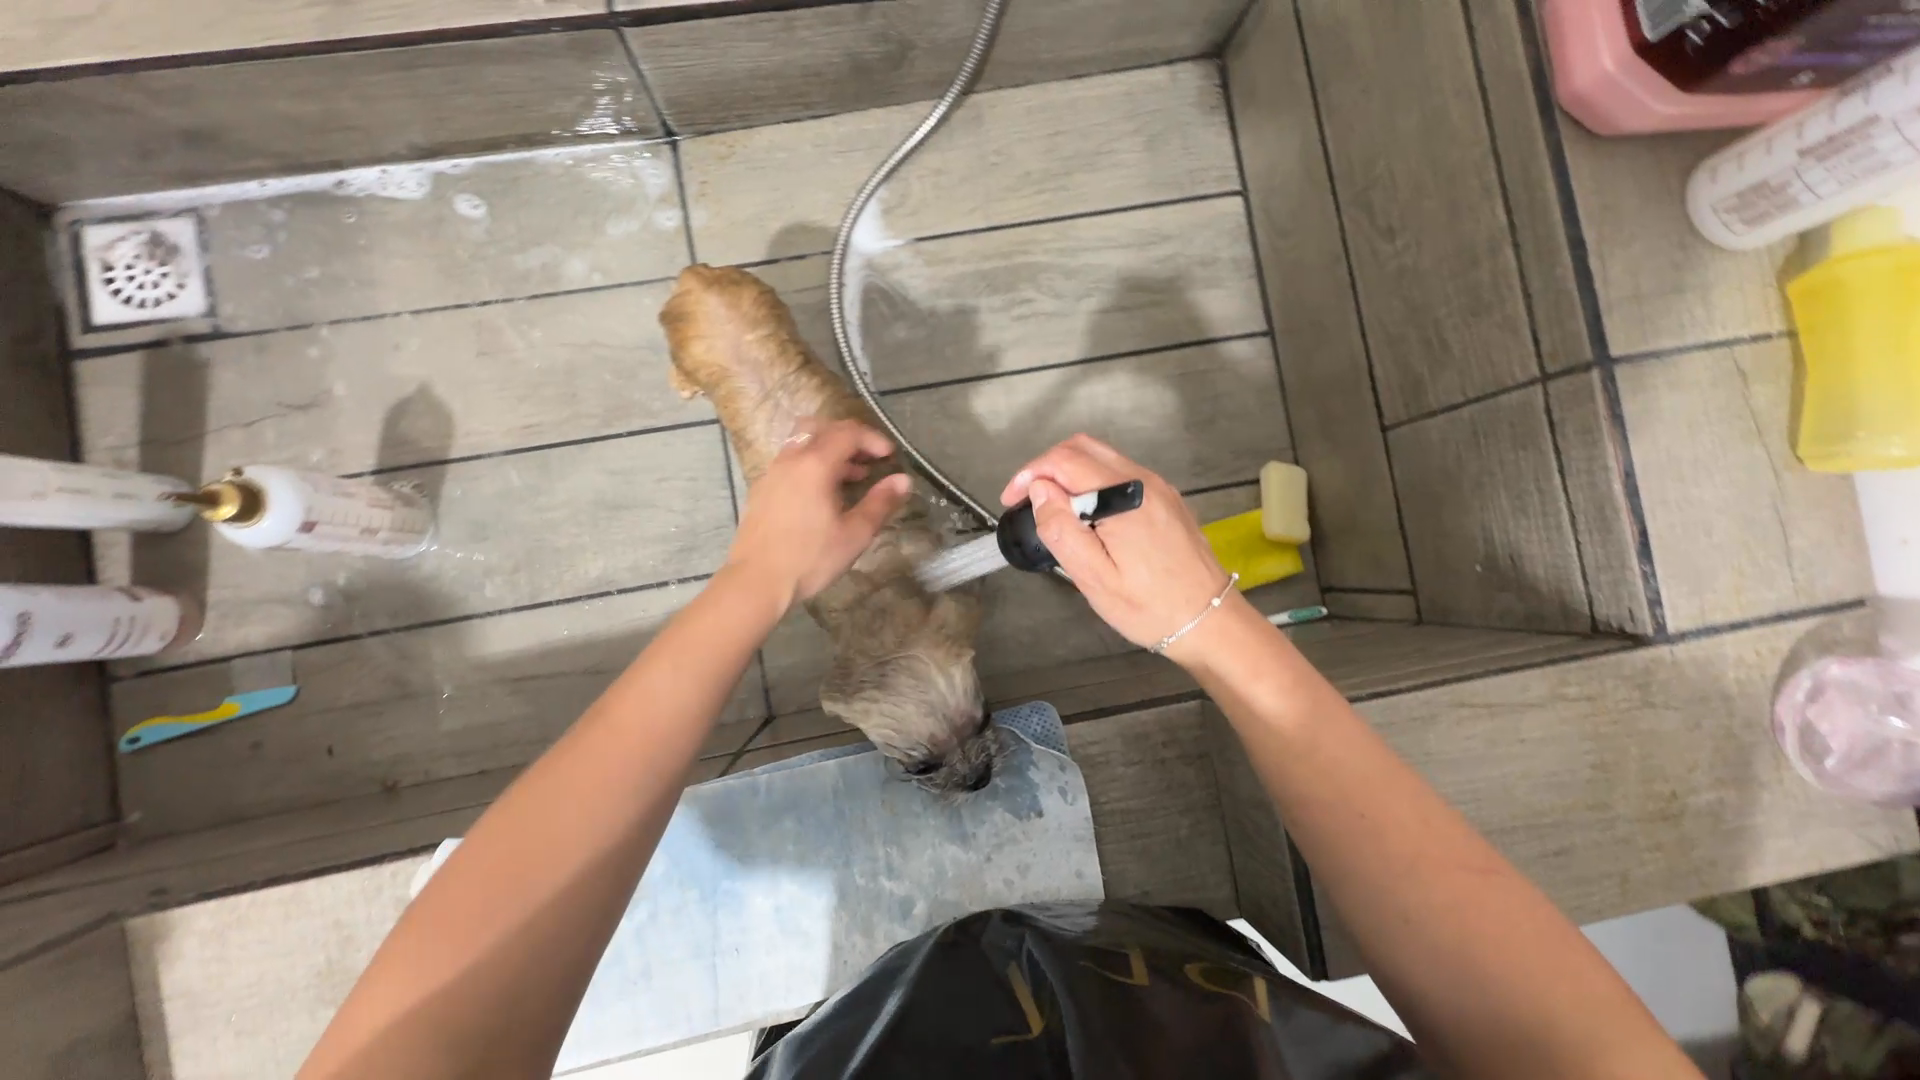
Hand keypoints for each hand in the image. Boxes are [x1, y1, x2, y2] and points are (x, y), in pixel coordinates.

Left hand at [729, 418, 911, 609]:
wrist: (755, 582)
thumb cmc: (810, 559)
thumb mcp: (855, 534)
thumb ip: (880, 503)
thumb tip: (903, 480)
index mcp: (815, 465)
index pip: (848, 433)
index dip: (873, 439)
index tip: (890, 456)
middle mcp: (790, 460)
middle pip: (821, 428)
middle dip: (849, 437)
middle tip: (868, 459)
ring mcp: (772, 473)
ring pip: (802, 444)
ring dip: (829, 451)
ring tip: (850, 478)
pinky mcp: (761, 490)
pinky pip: (790, 462)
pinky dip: (811, 464)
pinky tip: (821, 495)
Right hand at [1001, 435, 1234, 659]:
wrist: (1209, 621)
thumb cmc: (1149, 606)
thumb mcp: (1094, 577)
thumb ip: (1062, 529)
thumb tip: (1039, 490)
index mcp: (1124, 496)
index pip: (1064, 461)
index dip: (1029, 474)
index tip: (1011, 501)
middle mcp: (1143, 481)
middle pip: (1083, 448)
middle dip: (1046, 467)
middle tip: (1027, 501)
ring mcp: (1158, 488)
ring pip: (1102, 458)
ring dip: (1069, 473)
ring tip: (1052, 510)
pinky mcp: (1166, 500)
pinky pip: (1120, 475)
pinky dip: (1092, 482)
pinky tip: (1085, 516)